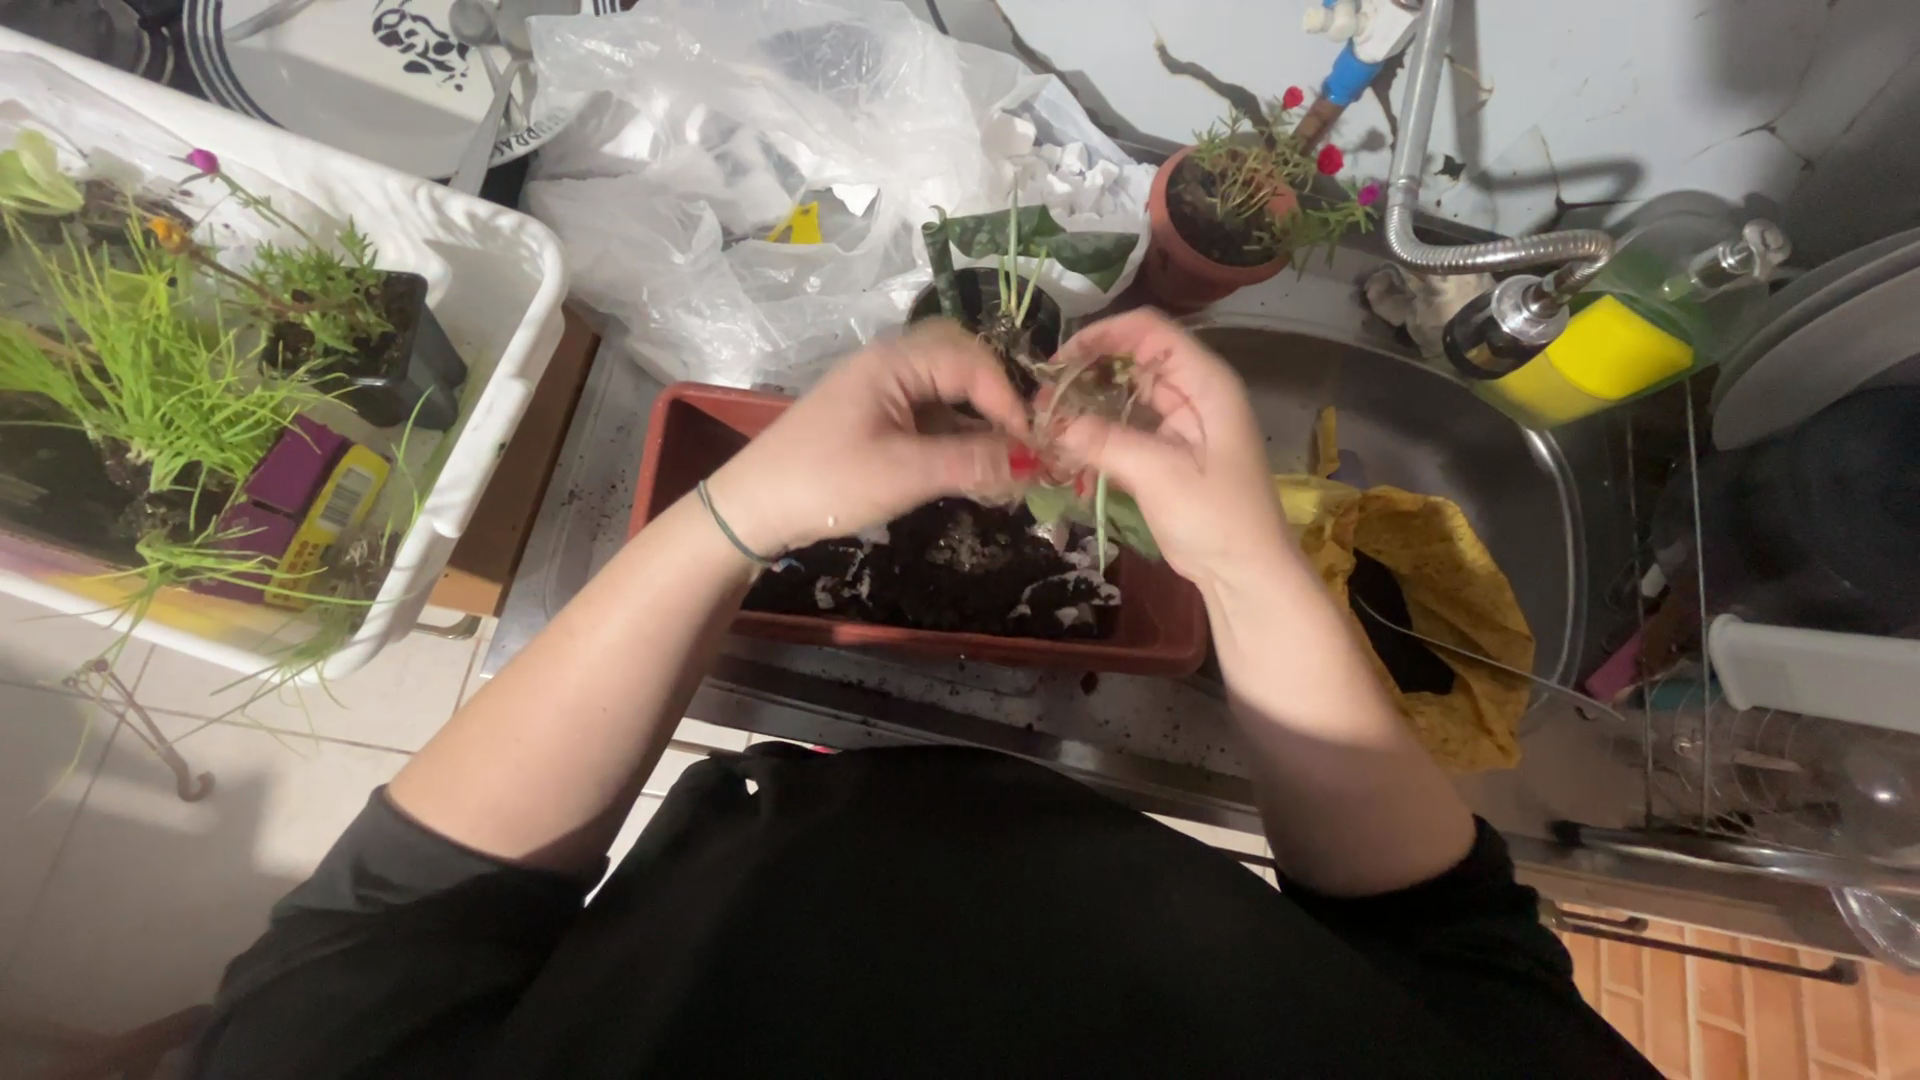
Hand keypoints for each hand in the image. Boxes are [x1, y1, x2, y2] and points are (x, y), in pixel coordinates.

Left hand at [704, 320, 1029, 555]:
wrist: (753, 510)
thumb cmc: (826, 483)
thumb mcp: (905, 473)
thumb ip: (972, 461)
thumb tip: (1033, 460)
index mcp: (895, 361)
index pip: (973, 362)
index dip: (1010, 401)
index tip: (1034, 445)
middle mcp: (891, 365)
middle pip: (964, 366)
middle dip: (999, 403)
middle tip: (1024, 444)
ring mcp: (883, 392)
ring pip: (948, 393)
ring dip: (980, 424)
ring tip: (1007, 462)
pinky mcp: (877, 419)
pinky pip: (930, 417)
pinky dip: (956, 438)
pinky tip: (973, 466)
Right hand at [1050, 309, 1291, 591]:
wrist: (1245, 573)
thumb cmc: (1216, 519)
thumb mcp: (1160, 475)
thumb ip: (1106, 442)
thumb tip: (1053, 422)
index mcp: (1205, 383)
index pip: (1149, 331)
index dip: (1101, 335)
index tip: (1057, 362)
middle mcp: (1193, 394)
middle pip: (1133, 360)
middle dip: (1086, 374)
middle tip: (1042, 400)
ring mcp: (1180, 424)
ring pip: (1125, 396)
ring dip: (1088, 406)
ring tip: (1047, 424)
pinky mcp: (1167, 453)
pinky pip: (1126, 429)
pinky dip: (1098, 434)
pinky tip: (1068, 449)